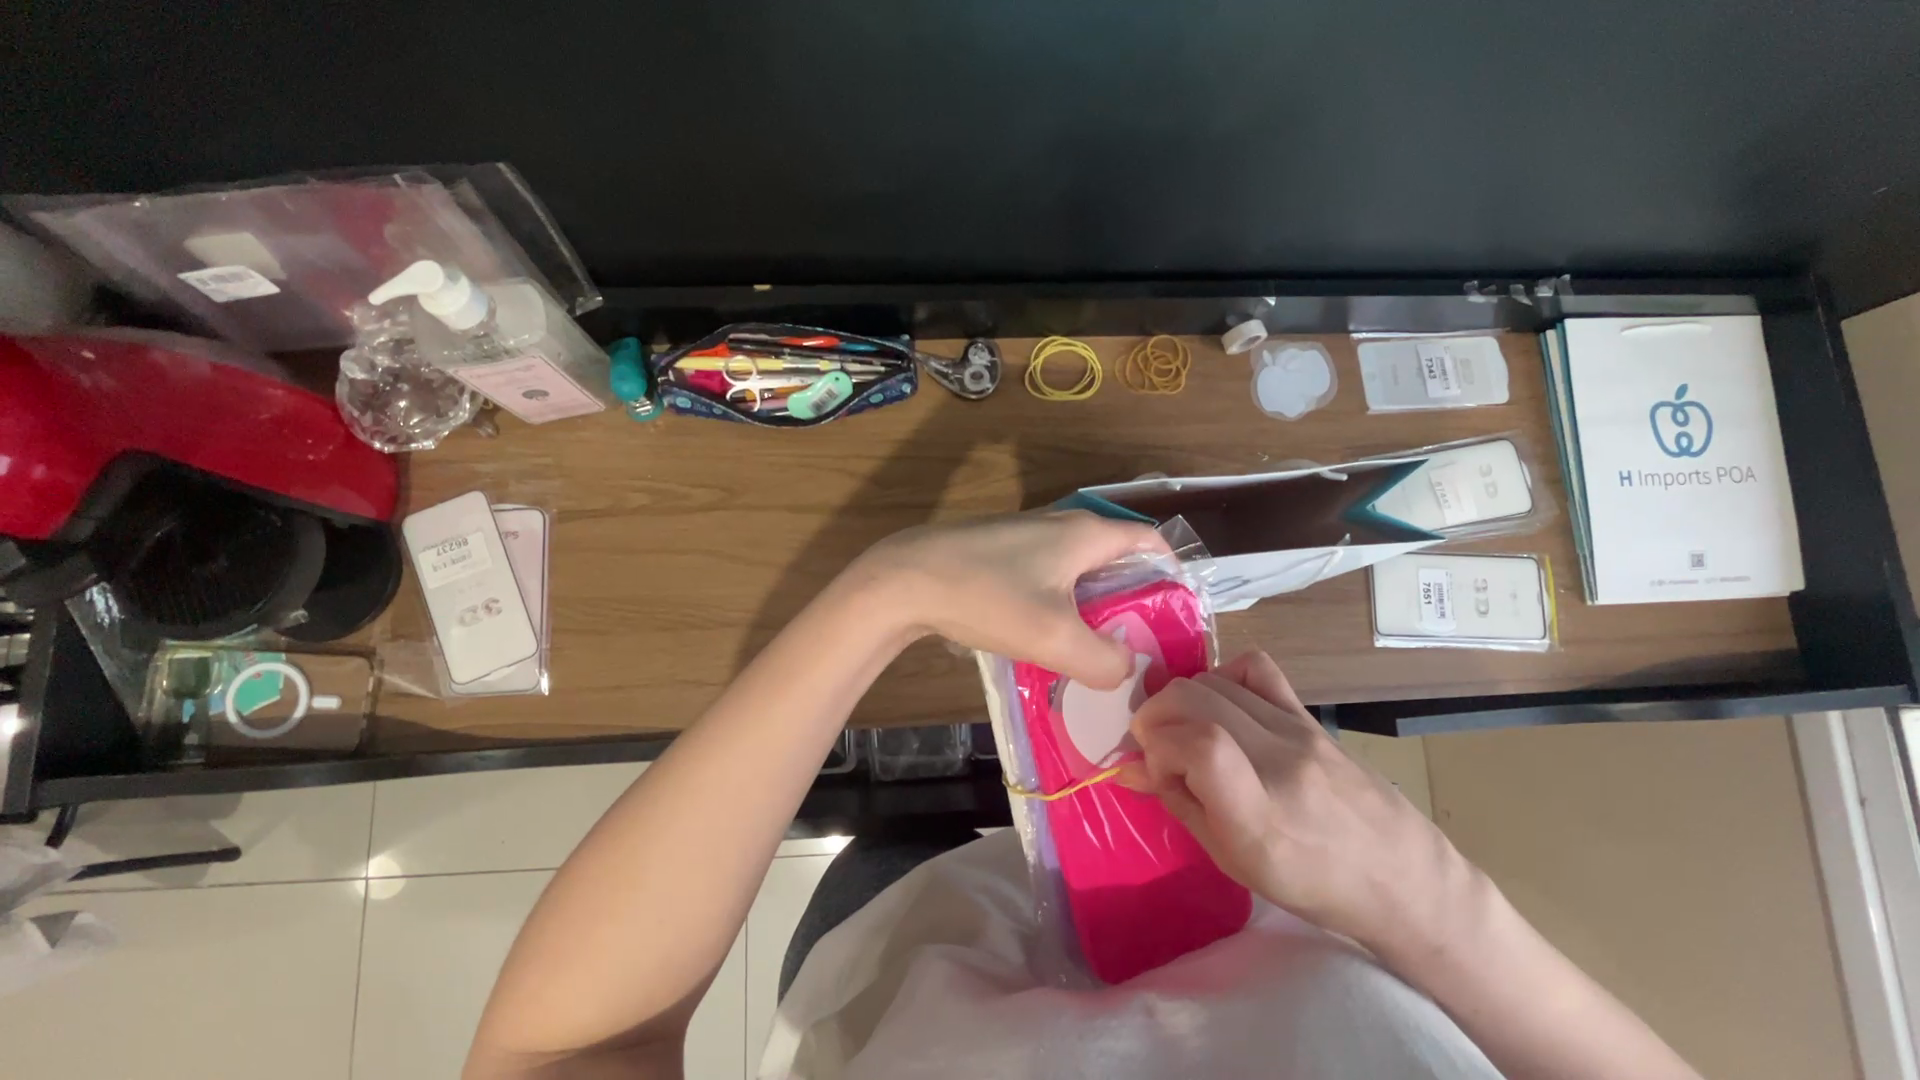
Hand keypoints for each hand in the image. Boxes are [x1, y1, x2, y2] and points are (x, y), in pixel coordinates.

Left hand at [851, 510, 1167, 688]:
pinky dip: (1060, 606)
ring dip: (1093, 607)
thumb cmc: (986, 597)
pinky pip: (1047, 579)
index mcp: (1085, 535)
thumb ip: (1104, 660)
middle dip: (1134, 600)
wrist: (904, 580)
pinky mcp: (998, 554)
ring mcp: (1025, 538)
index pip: (1149, 541)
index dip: (1172, 574)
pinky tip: (1047, 641)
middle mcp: (1061, 526)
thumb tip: (1127, 670)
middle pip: (1116, 559)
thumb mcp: (1054, 638)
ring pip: (1078, 572)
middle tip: (1141, 647)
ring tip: (1098, 653)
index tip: (1178, 617)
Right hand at [1122, 650, 1472, 954]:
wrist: (1400, 877)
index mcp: (1259, 814)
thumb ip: (1179, 803)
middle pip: (1196, 698)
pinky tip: (1218, 704)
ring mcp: (1299, 731)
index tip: (1156, 768)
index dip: (1159, 746)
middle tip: (1156, 747)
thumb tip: (1129, 766)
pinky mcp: (1309, 716)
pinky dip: (1222, 676)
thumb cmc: (1311, 885)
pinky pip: (1256, 669)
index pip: (1198, 744)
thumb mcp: (1233, 860)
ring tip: (1183, 731)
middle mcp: (1280, 761)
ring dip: (1182, 699)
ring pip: (1216, 681)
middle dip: (1156, 716)